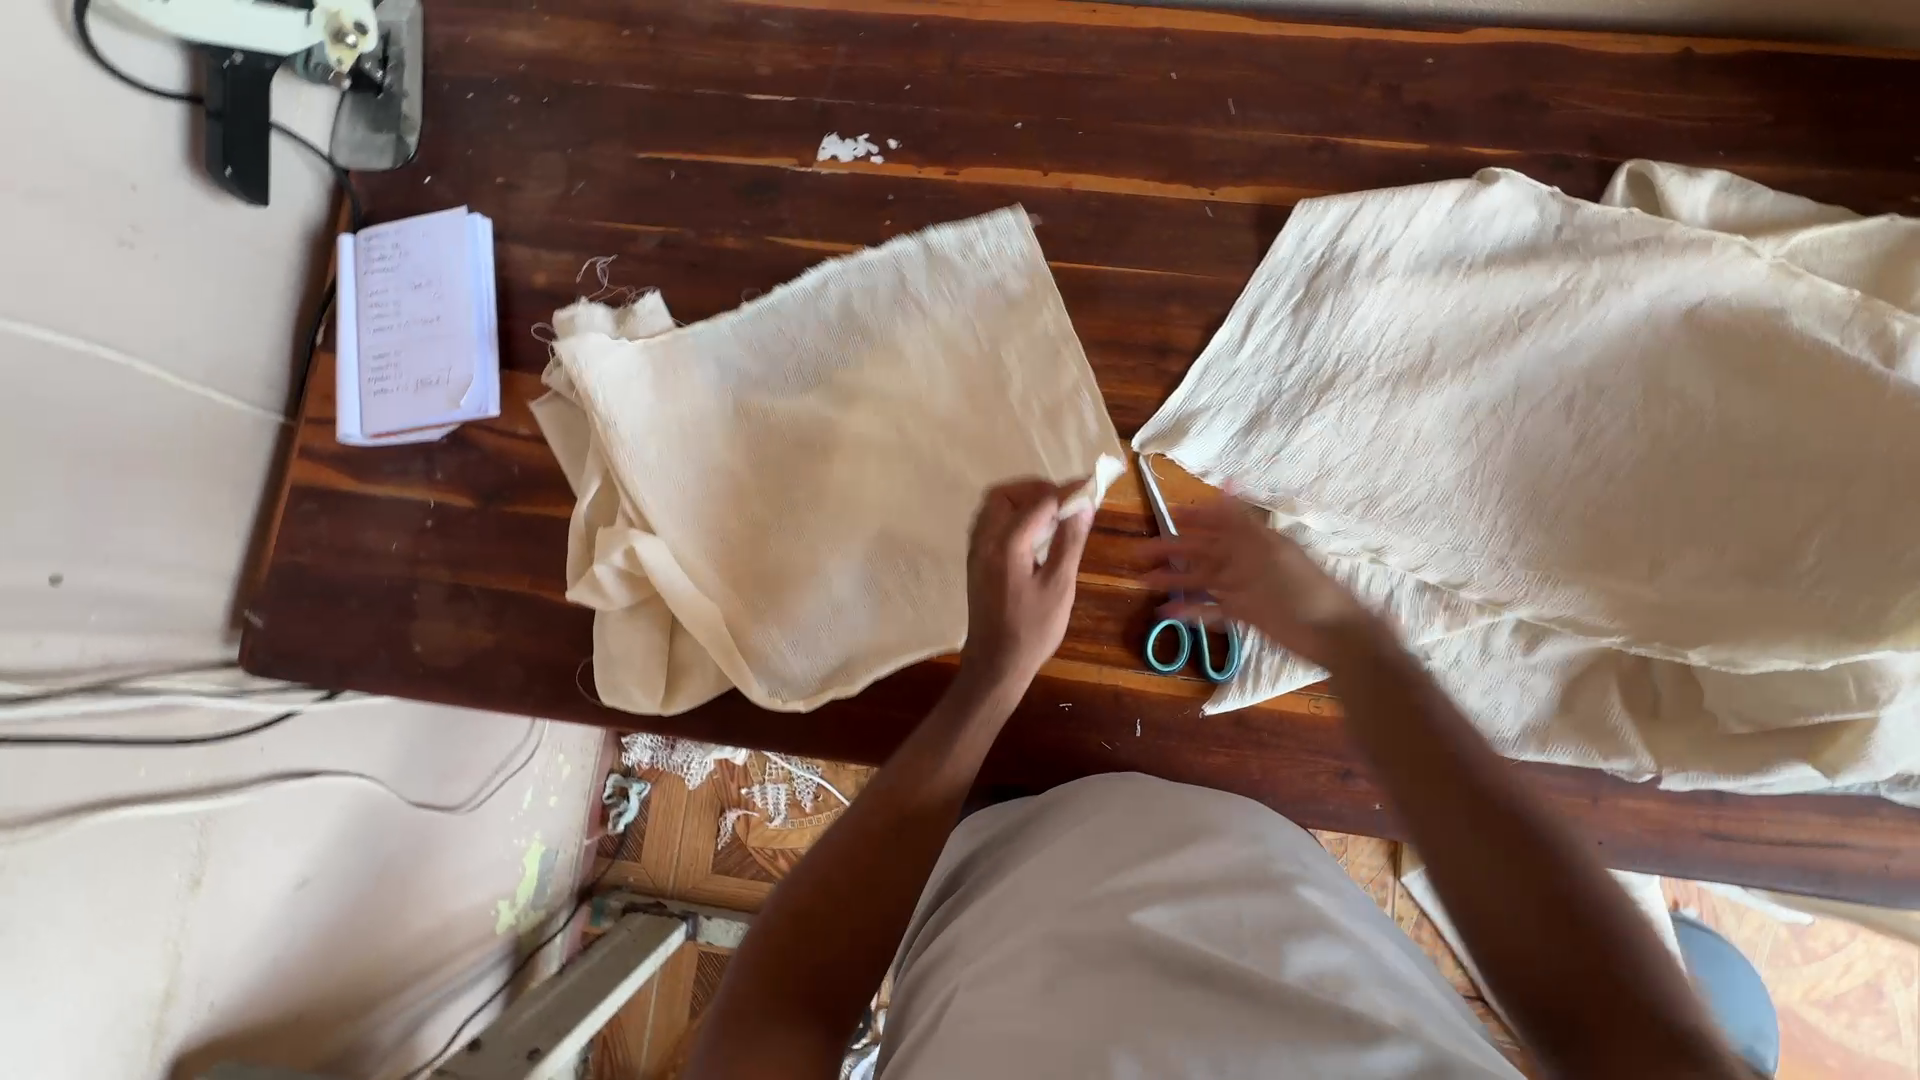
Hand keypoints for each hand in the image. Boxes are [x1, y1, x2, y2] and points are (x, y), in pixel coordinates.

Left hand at [957, 478, 1093, 693]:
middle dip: (1036, 490)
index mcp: (1006, 545)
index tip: (1091, 486)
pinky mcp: (976, 562)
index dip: (1066, 491)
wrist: (995, 664)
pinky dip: (1012, 517)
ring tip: (1053, 514)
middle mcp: (984, 541)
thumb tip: (1084, 505)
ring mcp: (976, 552)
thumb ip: (1070, 541)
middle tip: (1065, 501)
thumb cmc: (1032, 630)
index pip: (1038, 502)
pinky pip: (990, 524)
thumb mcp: (1060, 586)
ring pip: (993, 508)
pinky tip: (1034, 533)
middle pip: (1003, 494)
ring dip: (1022, 501)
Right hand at [1143, 493, 1384, 669]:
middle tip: (1139, 551)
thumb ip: (1243, 523)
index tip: (1168, 514)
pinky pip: (1209, 608)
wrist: (1332, 632)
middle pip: (1202, 552)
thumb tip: (1226, 486)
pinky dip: (1189, 609)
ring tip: (1142, 580)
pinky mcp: (1241, 613)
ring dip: (1173, 579)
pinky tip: (1167, 611)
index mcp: (1252, 541)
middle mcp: (1243, 561)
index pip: (1218, 523)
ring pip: (1200, 579)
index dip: (1194, 517)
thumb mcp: (1272, 550)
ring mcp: (1241, 588)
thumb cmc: (1304, 588)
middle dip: (1172, 550)